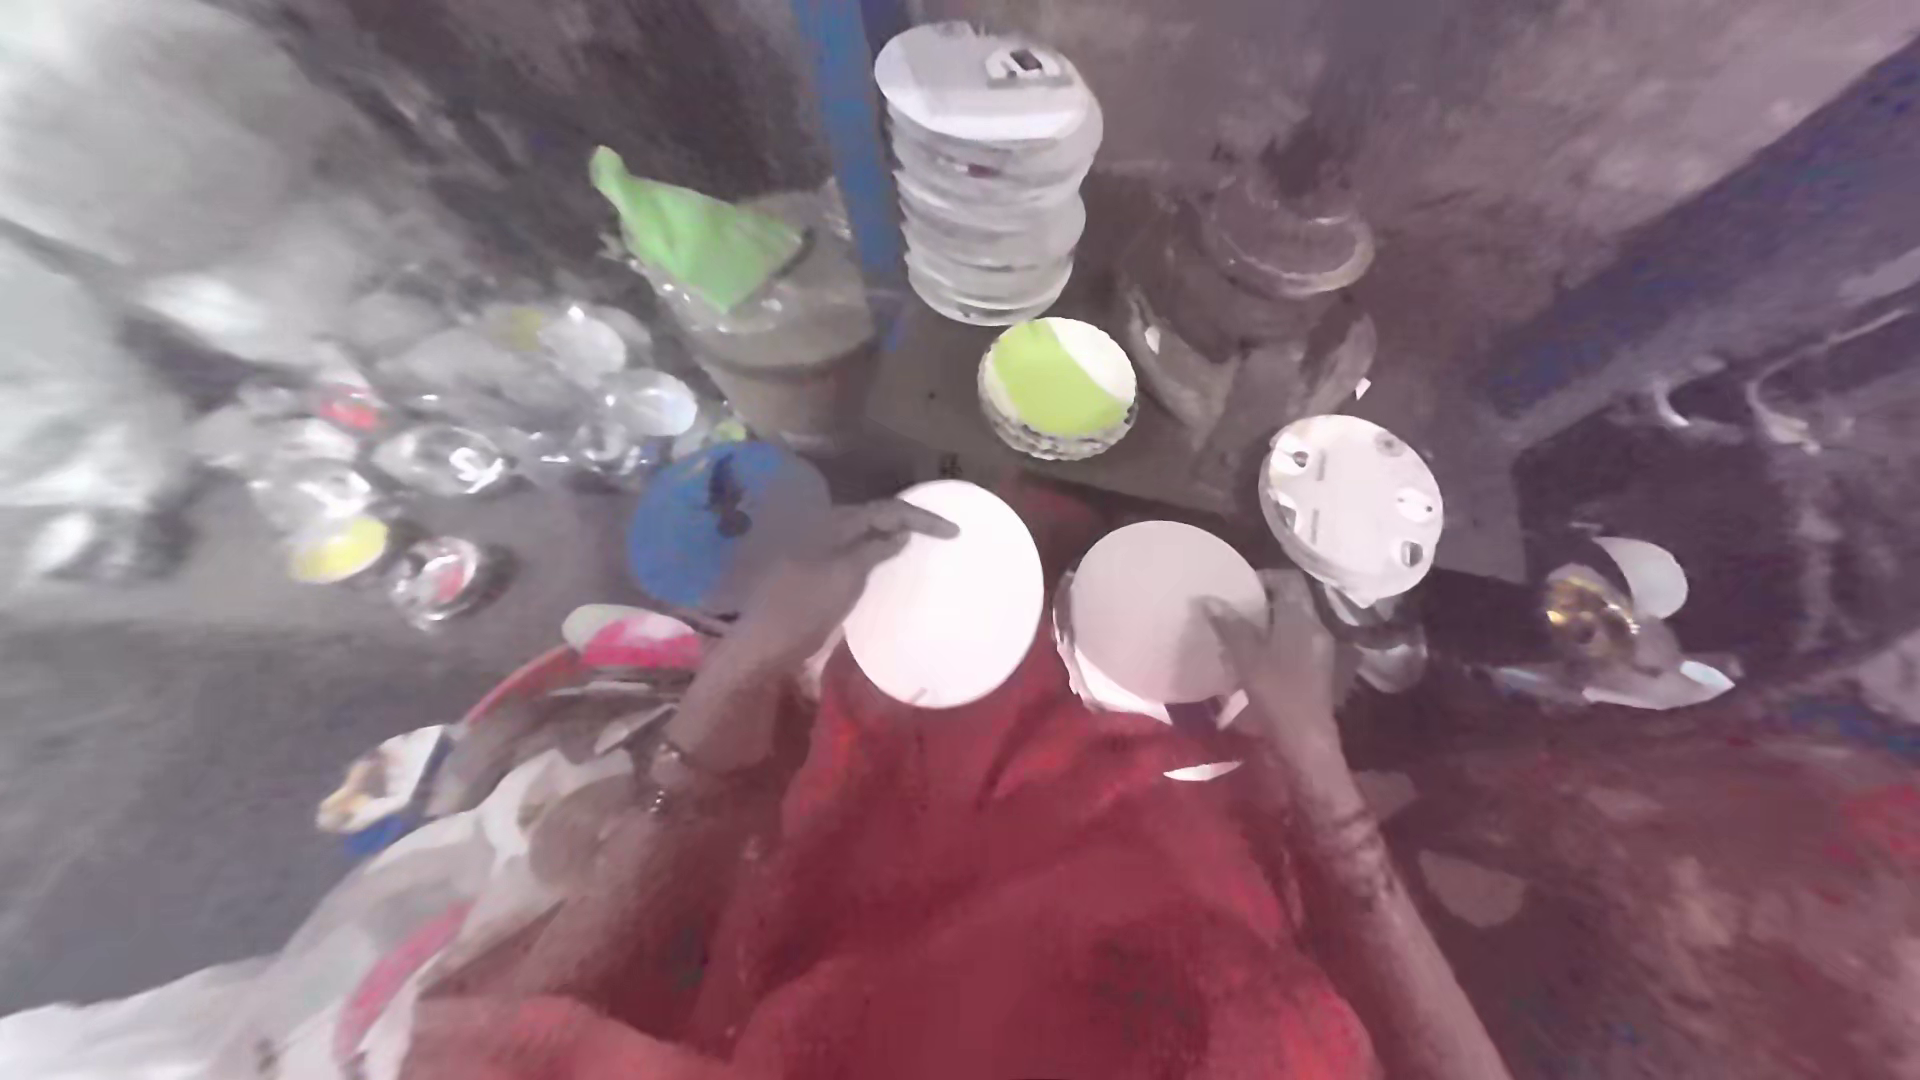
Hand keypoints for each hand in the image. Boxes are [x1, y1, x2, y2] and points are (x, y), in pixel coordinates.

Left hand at [729, 499, 959, 669]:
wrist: (767, 642)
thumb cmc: (806, 607)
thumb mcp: (845, 575)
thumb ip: (874, 549)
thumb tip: (901, 532)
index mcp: (834, 524)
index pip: (886, 510)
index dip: (920, 517)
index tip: (953, 531)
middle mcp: (829, 529)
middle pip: (878, 515)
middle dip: (911, 519)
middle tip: (943, 531)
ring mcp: (825, 550)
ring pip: (869, 532)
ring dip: (897, 534)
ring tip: (925, 541)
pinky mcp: (824, 570)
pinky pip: (861, 551)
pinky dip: (883, 552)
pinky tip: (894, 562)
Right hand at [1203, 570, 1347, 781]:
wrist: (1306, 742)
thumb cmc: (1277, 694)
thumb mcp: (1247, 658)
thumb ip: (1230, 626)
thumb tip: (1208, 598)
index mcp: (1302, 619)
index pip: (1289, 580)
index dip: (1263, 577)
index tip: (1237, 585)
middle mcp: (1316, 628)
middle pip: (1290, 600)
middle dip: (1261, 600)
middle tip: (1231, 606)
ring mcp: (1319, 650)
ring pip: (1291, 621)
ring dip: (1265, 621)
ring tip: (1236, 630)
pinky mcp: (1315, 669)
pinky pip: (1293, 640)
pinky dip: (1272, 639)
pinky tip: (1251, 655)